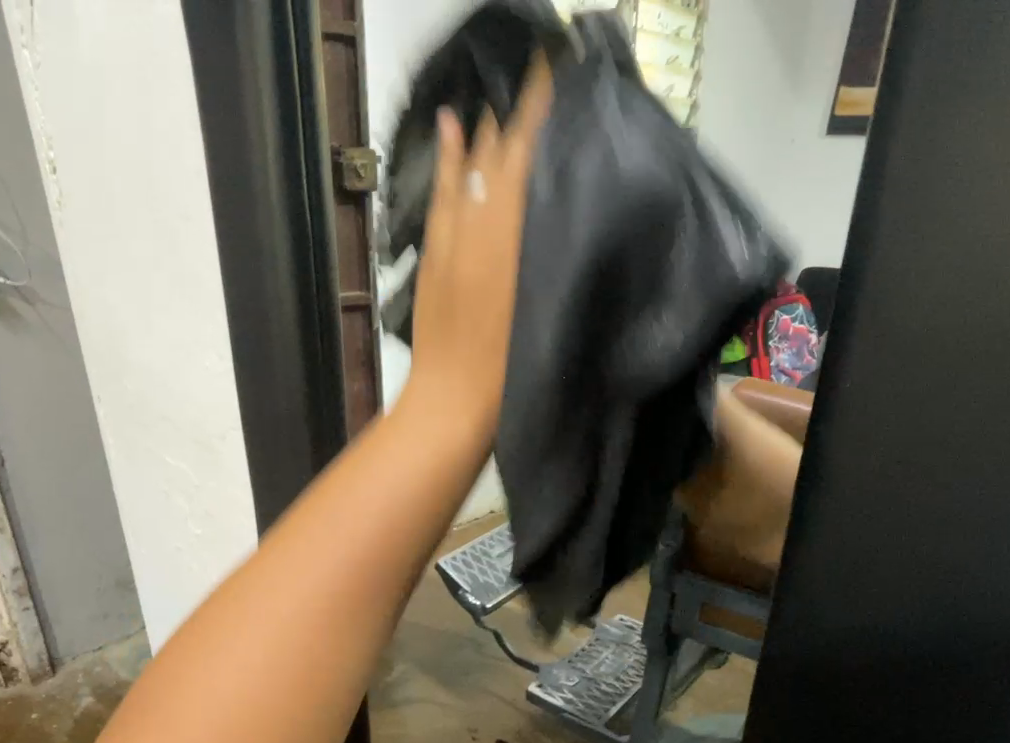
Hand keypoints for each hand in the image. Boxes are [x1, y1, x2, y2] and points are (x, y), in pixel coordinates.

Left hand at [402, 57, 553, 427]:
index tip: (561, 75)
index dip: (543, 113)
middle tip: (545, 85)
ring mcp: (455, 238)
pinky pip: (442, 194)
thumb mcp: (553, 314)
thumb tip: (574, 207)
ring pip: (475, 169)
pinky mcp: (434, 253)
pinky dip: (450, 158)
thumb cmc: (514, 371)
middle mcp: (485, 225)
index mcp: (519, 239)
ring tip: (508, 97)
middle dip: (523, 117)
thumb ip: (562, 259)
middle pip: (505, 155)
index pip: (531, 157)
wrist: (453, 401)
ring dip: (492, 132)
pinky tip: (454, 123)